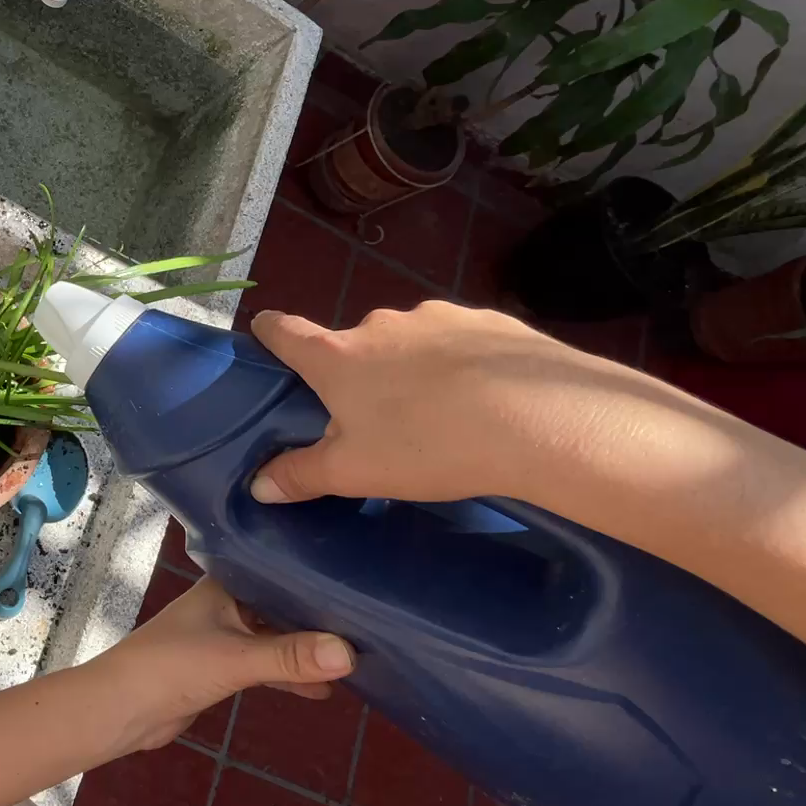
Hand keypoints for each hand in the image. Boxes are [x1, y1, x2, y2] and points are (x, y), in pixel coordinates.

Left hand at [99, 578, 353, 749]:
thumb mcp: (236, 658)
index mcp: (222, 585)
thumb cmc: (172, 666)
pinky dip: (290, 673)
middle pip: (278, 605)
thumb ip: (289, 656)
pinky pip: (266, 664)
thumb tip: (352, 652)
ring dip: (306, 647)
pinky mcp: (221, 667)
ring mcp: (222, 635)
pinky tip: (325, 688)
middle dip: (317, 615)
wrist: (124, 707)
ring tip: (360, 656)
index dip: (311, 576)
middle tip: (373, 621)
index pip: (274, 571)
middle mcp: (224, 603)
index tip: (359, 581)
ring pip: (274, 636)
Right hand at [247, 302, 640, 506]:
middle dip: (358, 372)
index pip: (284, 331)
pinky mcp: (492, 321)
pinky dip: (462, 362)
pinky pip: (461, 340)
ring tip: (440, 410)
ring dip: (410, 365)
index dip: (270, 331)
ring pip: (408, 341)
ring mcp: (438, 317)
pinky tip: (488, 397)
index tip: (266, 333)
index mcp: (337, 356)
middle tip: (376, 416)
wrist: (549, 421)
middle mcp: (379, 325)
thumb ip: (300, 476)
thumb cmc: (429, 445)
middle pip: (352, 343)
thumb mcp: (356, 472)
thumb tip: (257, 487)